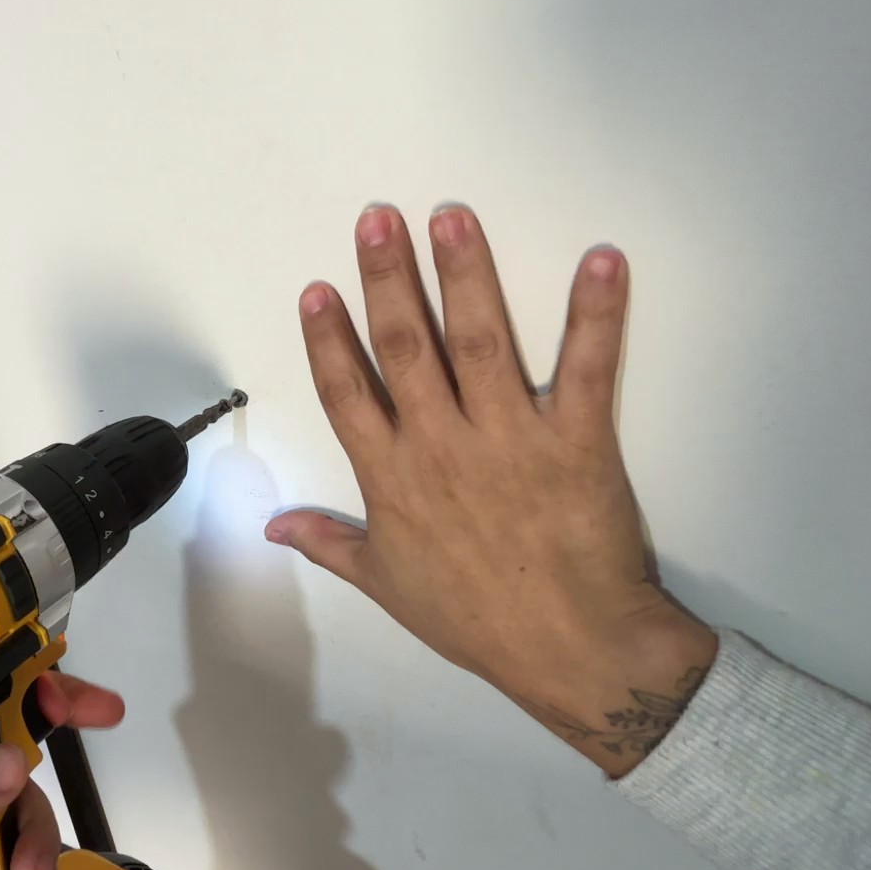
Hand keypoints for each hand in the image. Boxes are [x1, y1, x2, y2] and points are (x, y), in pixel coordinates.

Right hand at [265, 204, 715, 776]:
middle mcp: (441, 444)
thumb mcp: (383, 583)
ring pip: (481, 343)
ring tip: (453, 218)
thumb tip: (270, 526)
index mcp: (391, 476)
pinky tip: (600, 261)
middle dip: (388, 279)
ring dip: (466, 276)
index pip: (347, 392)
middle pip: (406, 348)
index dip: (328, 339)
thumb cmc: (470, 615)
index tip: (318, 289)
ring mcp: (511, 438)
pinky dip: (595, 315)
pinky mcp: (579, 441)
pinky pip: (588, 370)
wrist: (573, 651)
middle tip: (378, 220)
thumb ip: (325, 543)